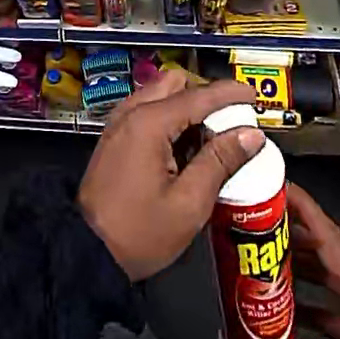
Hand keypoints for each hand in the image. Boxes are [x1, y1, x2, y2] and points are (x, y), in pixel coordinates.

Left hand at [77, 67, 264, 281]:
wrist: (85, 255)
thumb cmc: (139, 233)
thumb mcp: (189, 203)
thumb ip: (221, 161)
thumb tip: (251, 135)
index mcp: (149, 123)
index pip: (199, 95)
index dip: (230, 93)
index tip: (254, 96)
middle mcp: (131, 113)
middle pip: (176, 84)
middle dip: (205, 96)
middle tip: (229, 123)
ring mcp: (119, 124)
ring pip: (160, 95)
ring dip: (187, 107)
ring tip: (210, 140)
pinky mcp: (115, 139)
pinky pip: (148, 111)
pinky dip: (170, 119)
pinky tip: (185, 149)